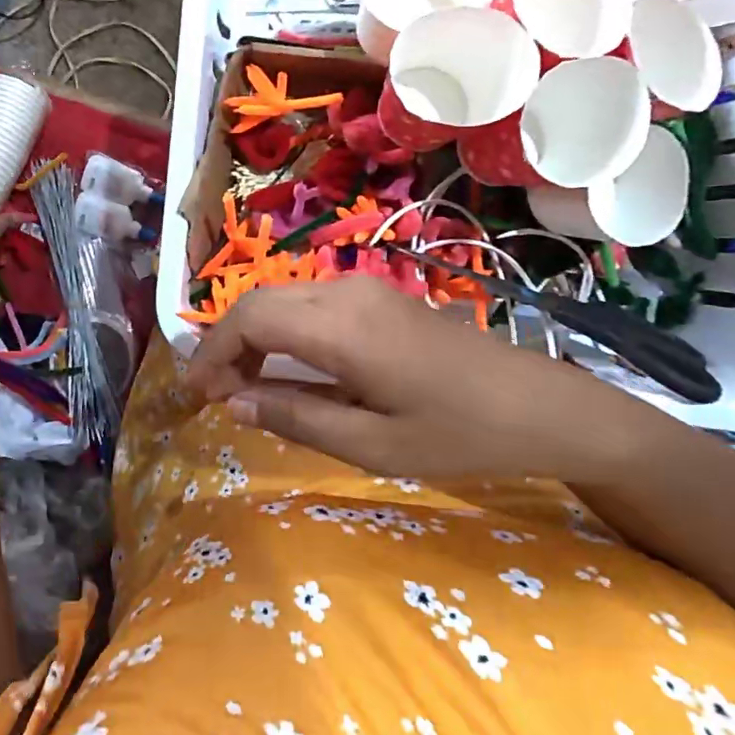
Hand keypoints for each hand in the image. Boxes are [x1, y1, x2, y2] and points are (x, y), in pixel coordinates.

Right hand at [183, 277, 617, 478]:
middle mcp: (346, 292)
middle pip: (261, 301)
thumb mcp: (371, 445)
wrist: (537, 406)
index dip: (212, 353)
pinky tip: (292, 372)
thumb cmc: (456, 434)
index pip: (248, 317)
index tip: (197, 397)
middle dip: (229, 346)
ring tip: (248, 391)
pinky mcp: (382, 299)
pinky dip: (287, 334)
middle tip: (219, 399)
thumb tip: (233, 403)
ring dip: (257, 339)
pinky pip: (315, 306)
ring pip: (286, 301)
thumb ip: (295, 417)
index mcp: (339, 325)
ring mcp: (367, 289)